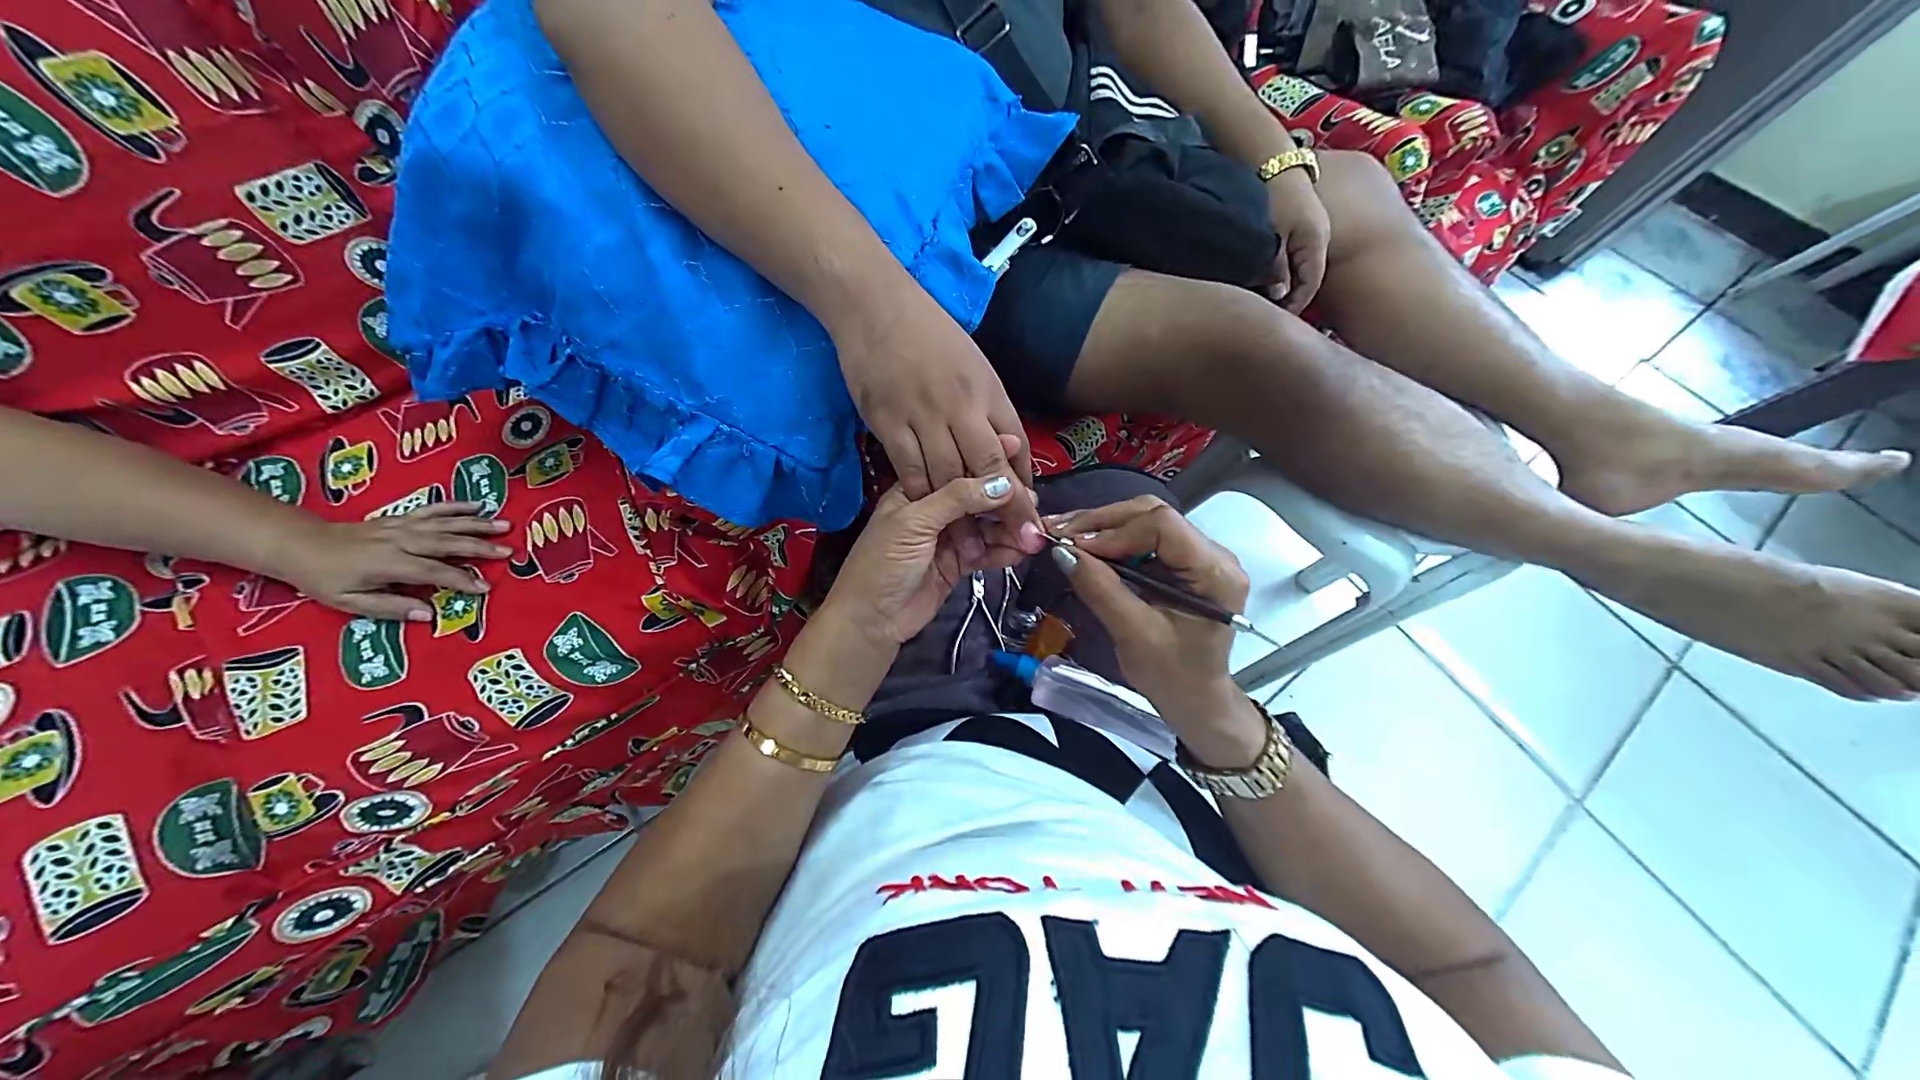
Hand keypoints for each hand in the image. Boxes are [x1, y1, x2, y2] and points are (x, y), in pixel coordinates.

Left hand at [268, 501, 512, 621]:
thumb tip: (428, 614)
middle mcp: (400, 541)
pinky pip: (433, 510)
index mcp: (389, 563)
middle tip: (508, 551)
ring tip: (504, 525)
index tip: (485, 588)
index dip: (461, 580)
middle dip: (481, 547)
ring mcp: (402, 526)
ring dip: (477, 524)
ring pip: (446, 523)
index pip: (434, 572)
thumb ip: (390, 608)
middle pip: (448, 543)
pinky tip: (477, 505)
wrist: (300, 544)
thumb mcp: (349, 601)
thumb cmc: (323, 578)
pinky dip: (456, 507)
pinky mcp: (401, 518)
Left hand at [817, 469, 1025, 647]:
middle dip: (1007, 501)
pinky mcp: (957, 564)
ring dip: (1009, 529)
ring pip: (987, 526)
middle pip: (978, 498)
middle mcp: (935, 510)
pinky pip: (986, 552)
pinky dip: (1003, 551)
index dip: (988, 464)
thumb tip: (1003, 481)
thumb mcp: (915, 522)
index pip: (958, 468)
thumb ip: (958, 498)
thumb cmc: (883, 563)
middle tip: (1033, 507)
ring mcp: (948, 538)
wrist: (870, 620)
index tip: (1019, 457)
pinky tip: (1019, 552)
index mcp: (918, 489)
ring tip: (1033, 535)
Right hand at [830, 285, 1042, 557]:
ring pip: (949, 477)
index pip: (1016, 446)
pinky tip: (931, 516)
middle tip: (1021, 543)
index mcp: (988, 391)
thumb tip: (1007, 451)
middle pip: (990, 468)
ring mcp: (923, 416)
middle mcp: (961, 406)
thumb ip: (991, 411)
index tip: (1032, 517)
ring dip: (963, 515)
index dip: (1025, 486)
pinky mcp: (888, 424)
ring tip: (974, 545)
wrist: (875, 306)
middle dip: (1008, 512)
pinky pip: (910, 471)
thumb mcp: (975, 367)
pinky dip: (923, 496)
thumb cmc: (930, 335)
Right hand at [1045, 495, 1251, 726]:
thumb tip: (1062, 552)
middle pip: (1153, 515)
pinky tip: (1082, 544)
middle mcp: (1213, 553)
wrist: (1194, 699)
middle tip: (1058, 533)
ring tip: (1062, 535)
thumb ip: (1101, 589)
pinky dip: (1110, 539)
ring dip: (1102, 527)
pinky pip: (1143, 537)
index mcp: (1215, 573)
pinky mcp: (1180, 561)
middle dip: (1102, 523)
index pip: (1163, 526)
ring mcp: (1197, 555)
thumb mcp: (1133, 634)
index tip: (1073, 547)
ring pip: (1145, 520)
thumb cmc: (1171, 674)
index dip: (1114, 531)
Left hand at [1264, 168, 1331, 313]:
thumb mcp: (1272, 237)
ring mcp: (1311, 227)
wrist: (1271, 161)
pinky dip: (1283, 268)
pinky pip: (1294, 253)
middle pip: (1307, 276)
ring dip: (1286, 283)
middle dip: (1290, 297)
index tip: (1279, 321)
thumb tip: (1280, 294)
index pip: (1310, 283)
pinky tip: (1266, 276)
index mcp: (1316, 241)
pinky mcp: (1299, 221)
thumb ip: (1276, 267)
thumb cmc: (1271, 197)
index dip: (1296, 304)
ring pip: (1300, 265)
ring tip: (1266, 300)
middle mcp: (1318, 235)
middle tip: (1271, 314)